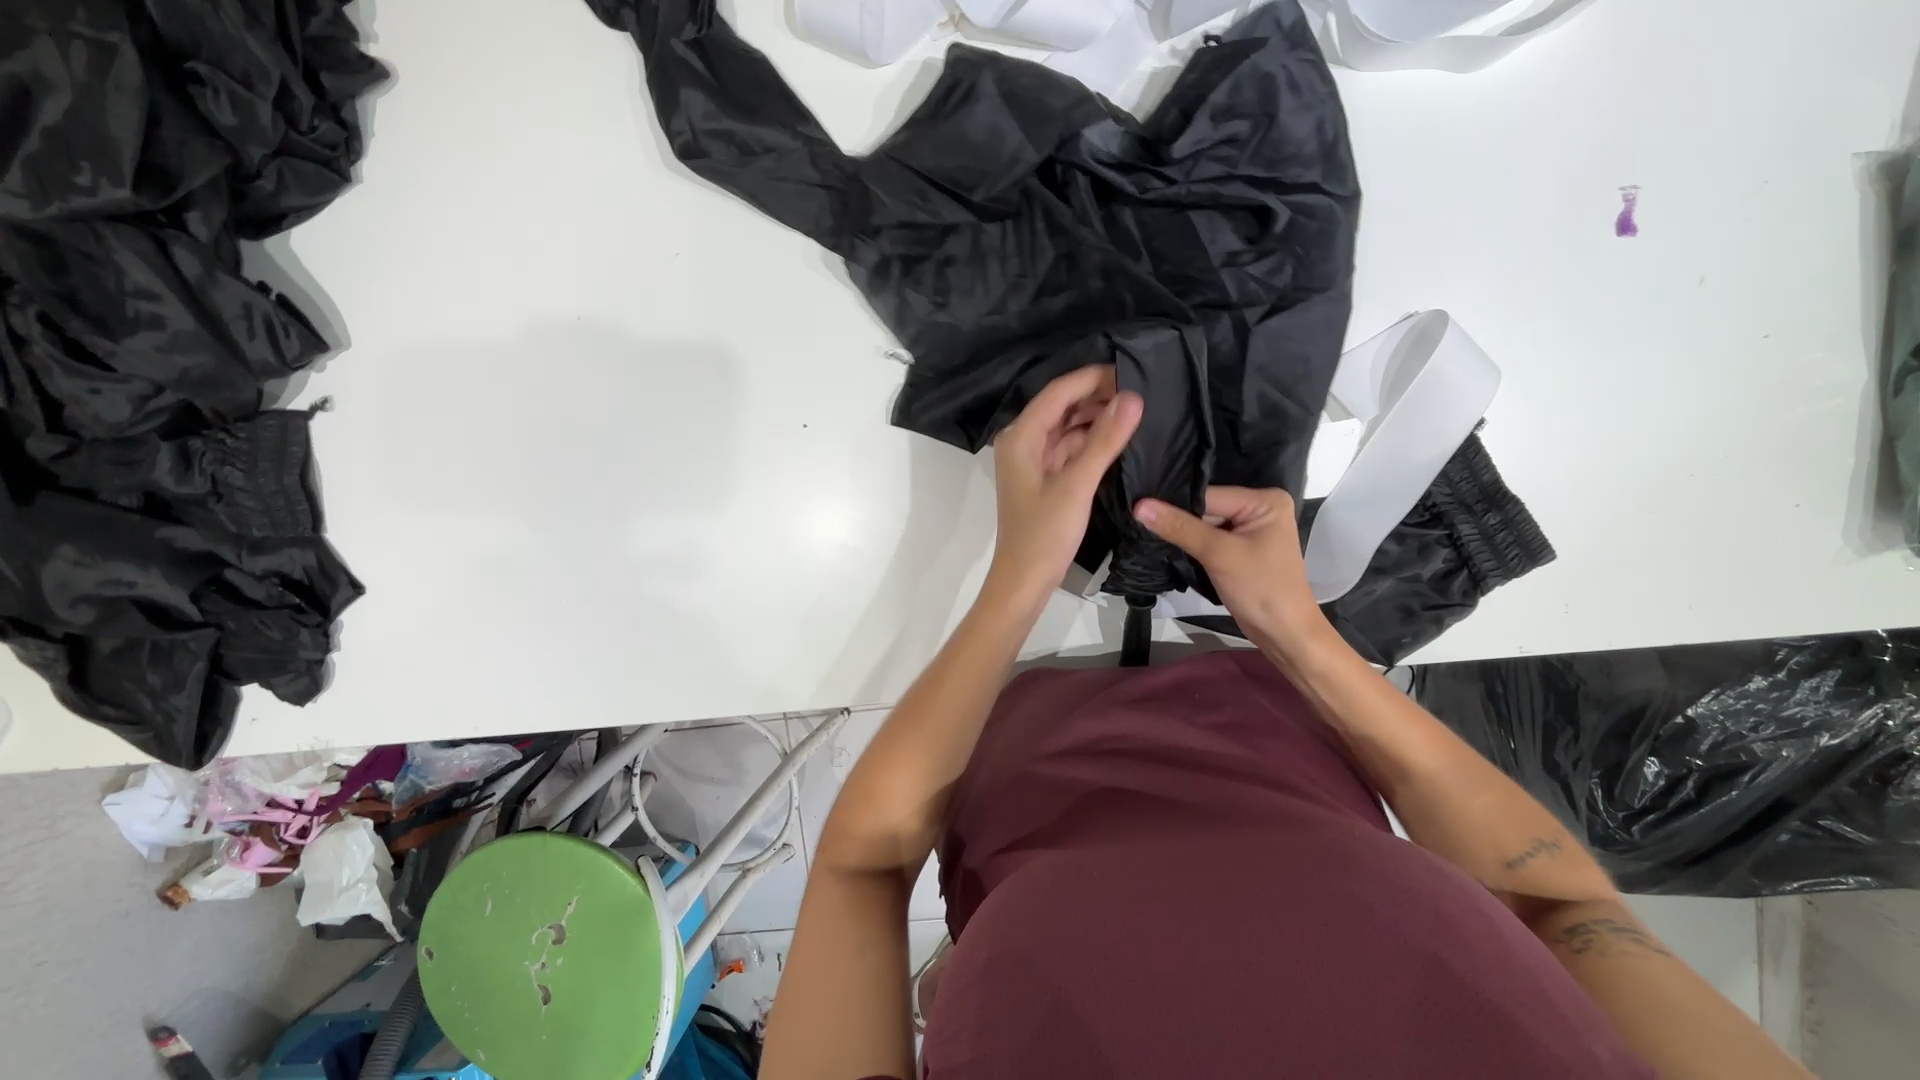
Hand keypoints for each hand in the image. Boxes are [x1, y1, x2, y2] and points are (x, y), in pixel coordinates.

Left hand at [987, 366, 1142, 602]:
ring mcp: (1032, 460)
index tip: (1130, 369)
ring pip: (1067, 426)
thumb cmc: (1044, 534)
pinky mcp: (1044, 477)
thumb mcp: (1077, 485)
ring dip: (1096, 417)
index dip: (1092, 378)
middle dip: (1097, 396)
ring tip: (1135, 409)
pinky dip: (1091, 440)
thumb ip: (1105, 441)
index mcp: (1020, 437)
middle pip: (1061, 406)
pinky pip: (1069, 447)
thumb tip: (1133, 398)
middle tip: (1139, 389)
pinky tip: (1119, 437)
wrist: (1025, 580)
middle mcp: (1022, 441)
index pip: (1058, 392)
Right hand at [1133, 487, 1327, 652]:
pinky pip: (1208, 538)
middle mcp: (1258, 507)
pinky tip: (1165, 545)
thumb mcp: (1218, 555)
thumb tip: (1139, 506)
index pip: (1209, 494)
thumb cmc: (1261, 590)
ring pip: (1203, 524)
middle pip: (1205, 507)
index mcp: (1264, 499)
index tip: (1138, 505)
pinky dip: (1191, 544)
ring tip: (1145, 531)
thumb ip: (1179, 528)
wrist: (1284, 633)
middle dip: (1178, 518)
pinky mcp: (1239, 548)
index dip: (1175, 502)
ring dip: (1181, 532)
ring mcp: (1249, 529)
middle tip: (1137, 519)